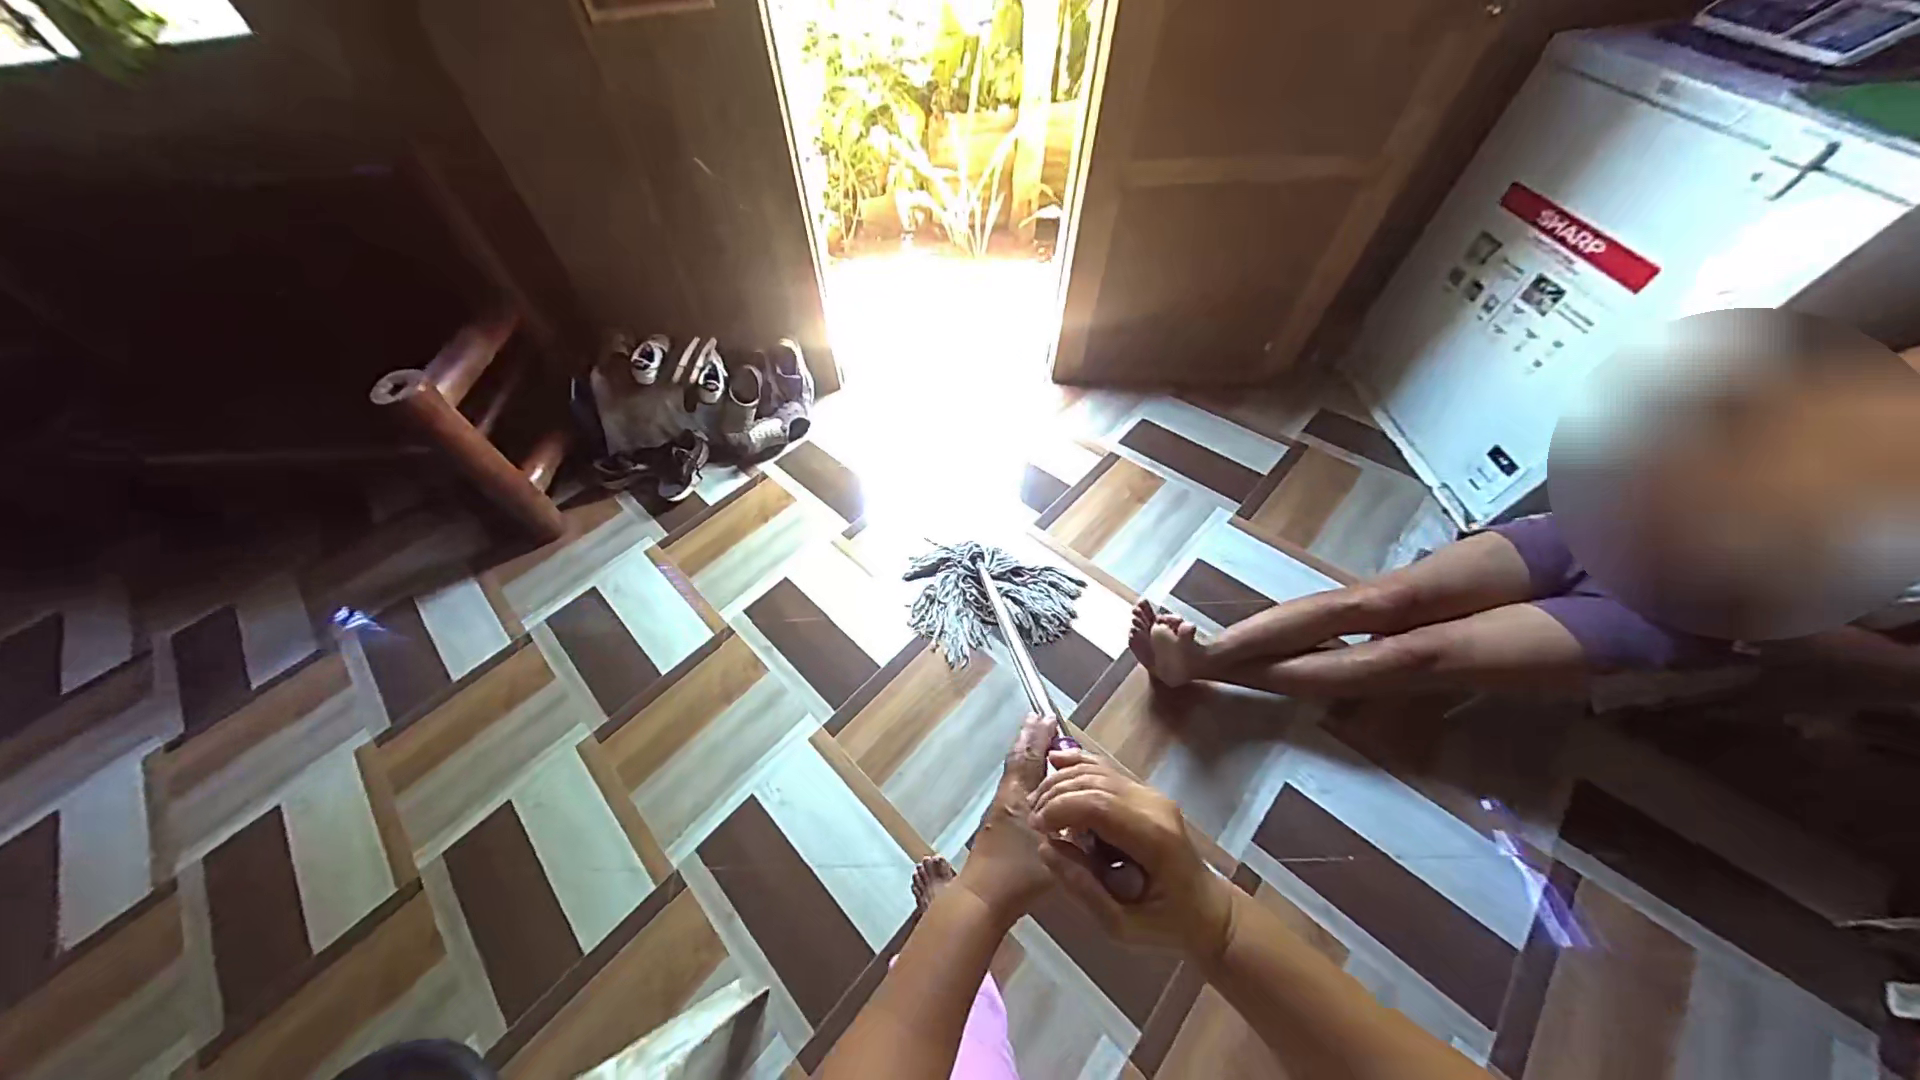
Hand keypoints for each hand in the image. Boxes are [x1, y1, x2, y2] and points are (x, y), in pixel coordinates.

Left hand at [951, 713, 1056, 924]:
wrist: (982, 897)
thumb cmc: (1020, 873)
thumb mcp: (1056, 849)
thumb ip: (1071, 828)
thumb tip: (1084, 808)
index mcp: (1020, 796)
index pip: (1030, 756)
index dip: (1040, 736)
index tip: (1048, 716)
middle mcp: (1007, 796)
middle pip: (1018, 758)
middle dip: (1030, 738)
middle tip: (1039, 717)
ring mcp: (999, 810)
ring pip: (1014, 772)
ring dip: (1026, 753)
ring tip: (1036, 741)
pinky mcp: (996, 824)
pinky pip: (1014, 785)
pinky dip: (1023, 773)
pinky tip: (1032, 784)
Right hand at [1027, 748, 1234, 958]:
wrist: (1206, 910)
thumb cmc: (1165, 924)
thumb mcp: (1121, 926)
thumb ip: (1082, 888)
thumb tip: (1046, 847)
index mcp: (1153, 838)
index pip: (1097, 804)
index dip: (1060, 808)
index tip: (1036, 828)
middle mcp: (1154, 806)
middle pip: (1094, 783)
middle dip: (1056, 794)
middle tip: (1033, 819)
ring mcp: (1151, 794)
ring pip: (1097, 771)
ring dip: (1063, 781)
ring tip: (1039, 805)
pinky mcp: (1145, 792)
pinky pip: (1106, 771)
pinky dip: (1079, 764)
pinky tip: (1056, 761)